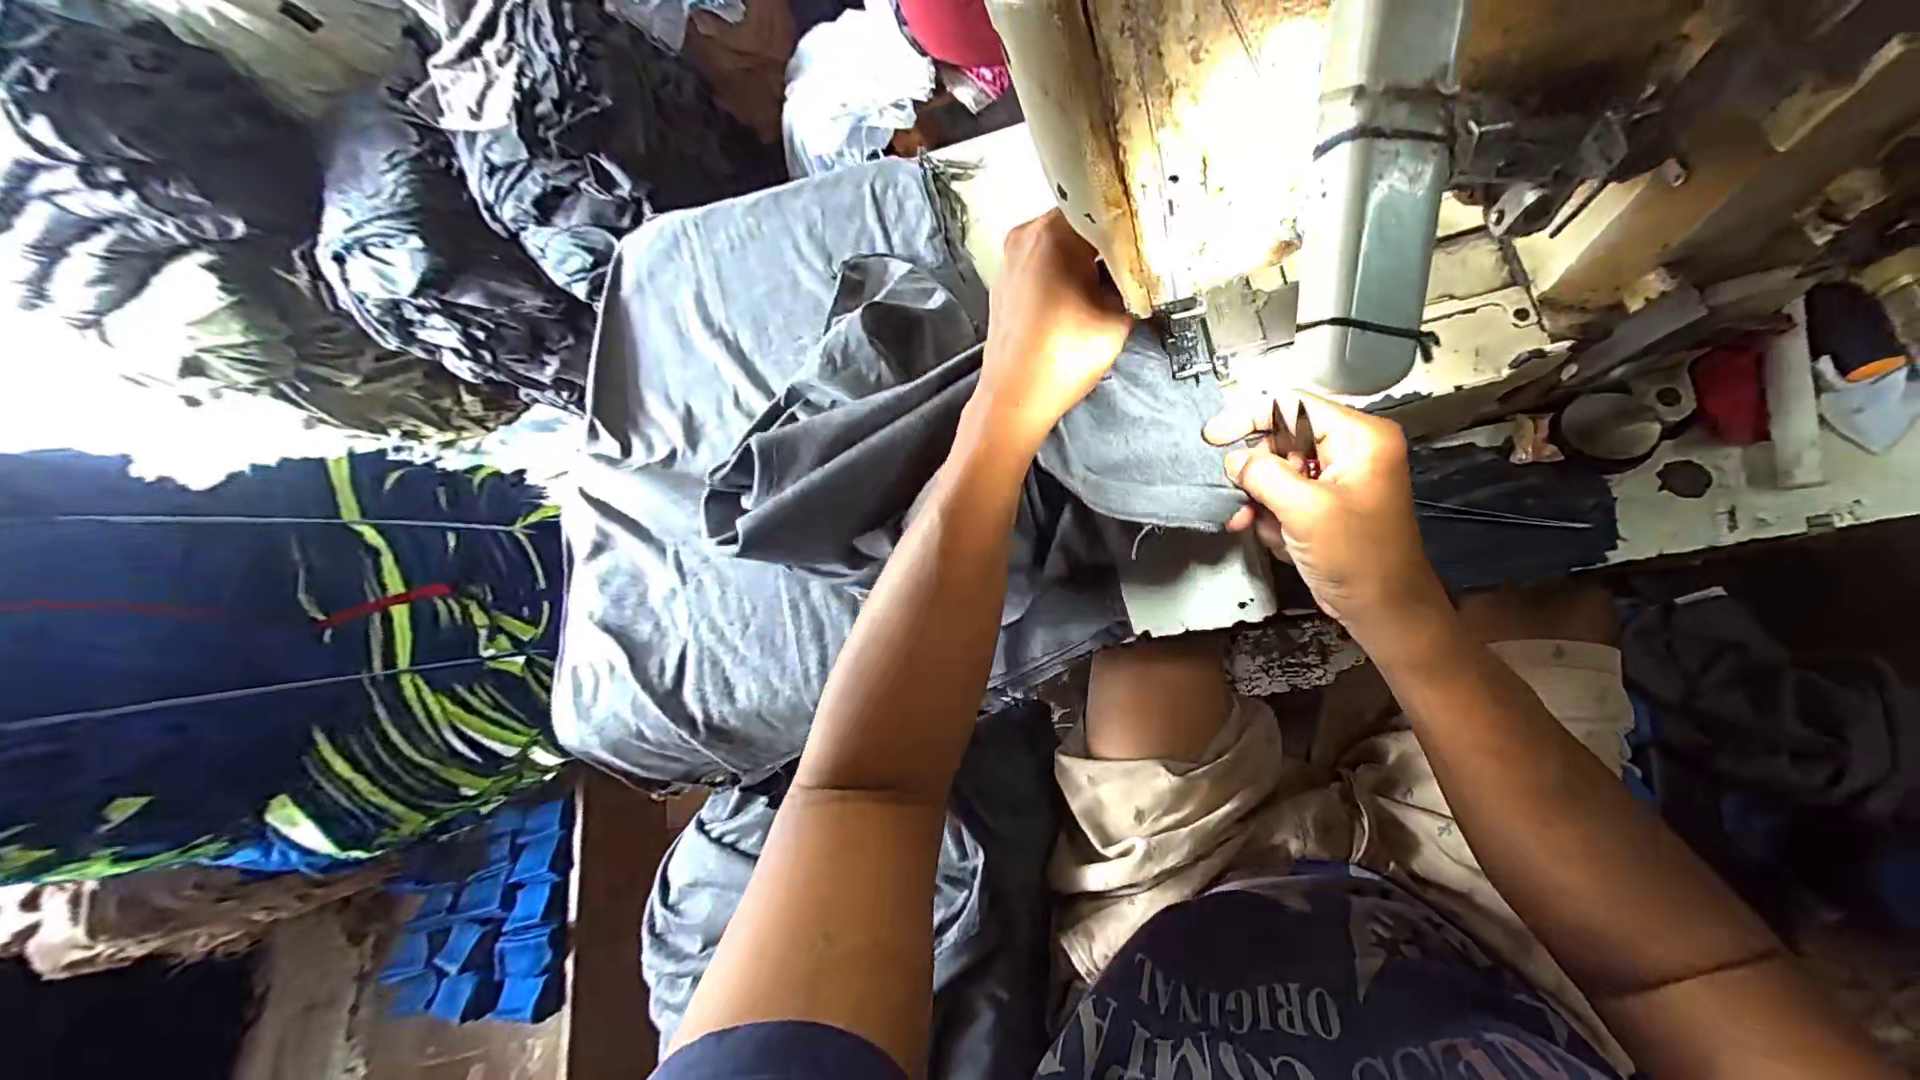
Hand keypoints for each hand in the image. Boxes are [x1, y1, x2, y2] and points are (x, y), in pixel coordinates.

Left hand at [972, 210, 1133, 450]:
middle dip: (1107, 242)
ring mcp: (1010, 260)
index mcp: (1052, 232)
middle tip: (1134, 262)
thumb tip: (1138, 274)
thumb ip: (1133, 284)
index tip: (1151, 238)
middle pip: (1080, 224)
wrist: (1014, 398)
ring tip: (1108, 284)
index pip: (1105, 208)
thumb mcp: (1117, 318)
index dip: (1131, 224)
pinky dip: (1062, 274)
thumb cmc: (1061, 359)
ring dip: (1085, 259)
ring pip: (1059, 245)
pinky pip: (1041, 266)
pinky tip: (1079, 298)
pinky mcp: (1004, 284)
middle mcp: (1025, 236)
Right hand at [1203, 391, 1445, 633]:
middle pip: (1279, 437)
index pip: (1292, 405)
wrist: (1382, 607)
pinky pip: (1279, 493)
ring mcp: (1334, 477)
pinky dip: (1267, 512)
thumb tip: (1234, 460)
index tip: (1214, 436)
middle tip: (1240, 492)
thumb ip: (1264, 475)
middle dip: (1254, 469)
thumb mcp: (1306, 510)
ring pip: (1274, 468)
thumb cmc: (1363, 561)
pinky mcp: (1321, 501)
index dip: (1248, 416)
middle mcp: (1348, 450)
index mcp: (1359, 438)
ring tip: (1252, 520)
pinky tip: (1273, 534)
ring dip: (1257, 496)